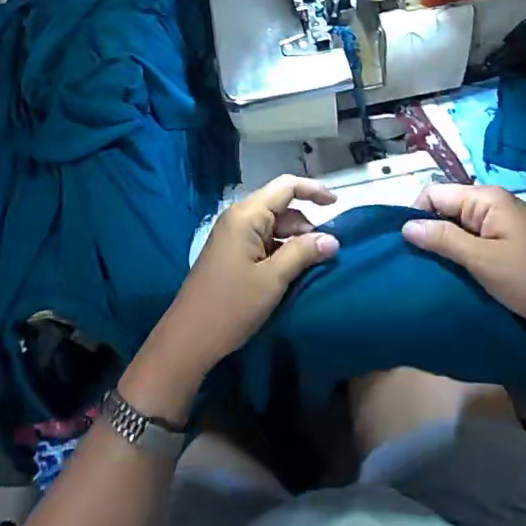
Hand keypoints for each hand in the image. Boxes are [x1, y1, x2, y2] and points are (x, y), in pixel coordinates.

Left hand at [147, 175, 340, 377]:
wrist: (188, 339)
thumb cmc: (231, 306)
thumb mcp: (273, 279)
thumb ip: (303, 253)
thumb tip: (332, 240)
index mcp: (246, 216)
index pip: (286, 187)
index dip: (313, 190)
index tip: (337, 204)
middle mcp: (238, 218)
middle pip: (280, 206)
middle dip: (306, 222)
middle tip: (328, 248)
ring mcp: (233, 236)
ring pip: (273, 225)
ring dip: (295, 239)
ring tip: (315, 262)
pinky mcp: (231, 253)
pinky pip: (263, 241)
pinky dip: (282, 250)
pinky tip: (295, 269)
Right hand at [402, 184, 525, 345]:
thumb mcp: (482, 261)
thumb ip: (443, 239)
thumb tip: (404, 225)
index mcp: (487, 198)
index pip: (435, 193)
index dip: (416, 214)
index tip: (404, 245)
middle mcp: (492, 203)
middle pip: (445, 207)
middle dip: (428, 230)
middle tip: (414, 262)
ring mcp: (502, 223)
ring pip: (458, 226)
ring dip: (444, 245)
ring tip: (428, 270)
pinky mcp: (507, 243)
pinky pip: (472, 240)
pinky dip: (460, 254)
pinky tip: (452, 273)